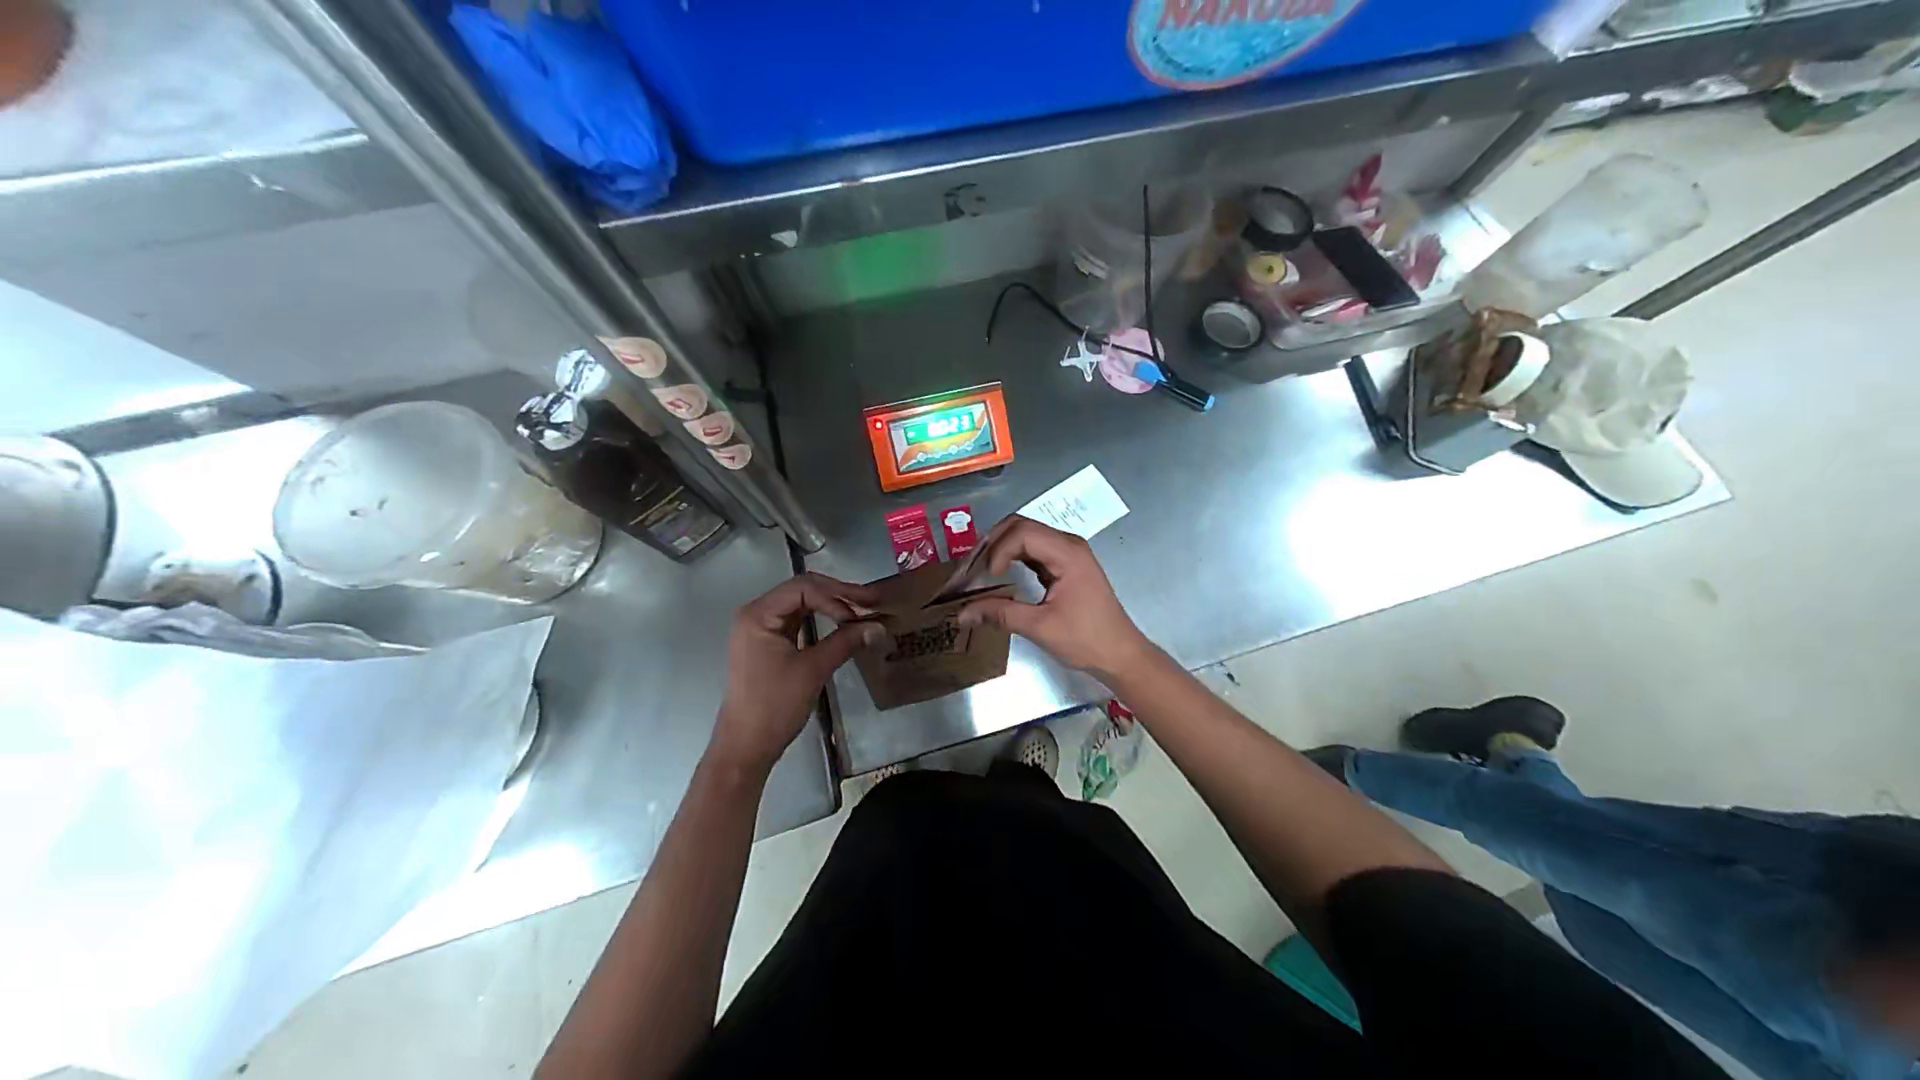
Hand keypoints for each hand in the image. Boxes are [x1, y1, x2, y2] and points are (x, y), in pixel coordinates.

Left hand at [713, 573, 881, 772]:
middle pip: (802, 590)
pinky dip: (822, 619)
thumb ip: (845, 642)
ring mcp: (761, 628)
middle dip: (837, 595)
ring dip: (831, 605)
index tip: (862, 613)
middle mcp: (756, 614)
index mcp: (758, 614)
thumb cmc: (774, 705)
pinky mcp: (768, 643)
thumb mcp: (813, 670)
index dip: (836, 595)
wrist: (747, 745)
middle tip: (870, 603)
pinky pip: (798, 621)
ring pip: (801, 604)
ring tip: (862, 612)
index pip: (804, 587)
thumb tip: (878, 626)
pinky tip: (843, 624)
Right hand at [956, 515, 1156, 679]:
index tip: (985, 577)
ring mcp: (1068, 553)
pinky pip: (1033, 549)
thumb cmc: (1086, 640)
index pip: (1022, 532)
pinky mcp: (1065, 564)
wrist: (1120, 654)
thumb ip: (1000, 614)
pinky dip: (1012, 557)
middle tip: (972, 569)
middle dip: (993, 544)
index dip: (997, 550)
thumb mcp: (1040, 628)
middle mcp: (1068, 545)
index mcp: (1068, 553)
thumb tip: (963, 613)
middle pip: (1021, 526)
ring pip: (1025, 535)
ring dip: (1000, 549)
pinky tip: (998, 575)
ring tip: (980, 572)